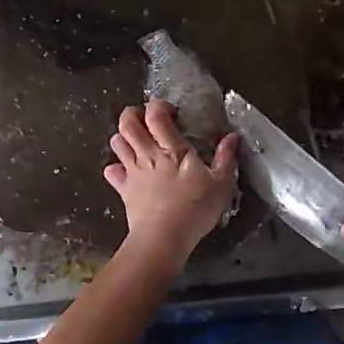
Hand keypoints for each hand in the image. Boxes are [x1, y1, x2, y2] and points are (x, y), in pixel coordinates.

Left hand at [104, 100, 239, 259]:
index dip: (158, 106)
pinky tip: (124, 171)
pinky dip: (114, 167)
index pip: (156, 115)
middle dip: (132, 114)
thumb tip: (232, 137)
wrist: (163, 238)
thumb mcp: (221, 185)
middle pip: (127, 124)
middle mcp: (147, 155)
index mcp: (171, 149)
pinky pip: (111, 171)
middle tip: (144, 118)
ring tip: (135, 141)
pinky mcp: (123, 189)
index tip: (169, 111)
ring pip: (116, 142)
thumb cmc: (194, 209)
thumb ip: (226, 159)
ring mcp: (132, 172)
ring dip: (122, 136)